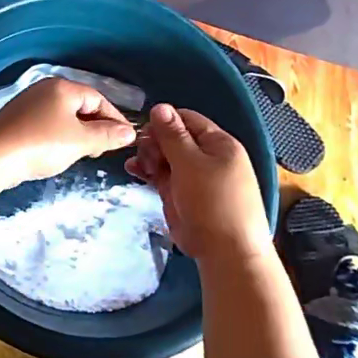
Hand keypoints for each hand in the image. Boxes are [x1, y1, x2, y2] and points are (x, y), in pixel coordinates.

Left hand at [0, 77, 136, 187]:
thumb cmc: (40, 144)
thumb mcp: (81, 141)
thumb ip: (108, 136)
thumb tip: (128, 132)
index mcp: (61, 88)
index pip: (98, 99)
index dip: (114, 119)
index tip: (125, 139)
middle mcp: (43, 90)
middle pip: (80, 106)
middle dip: (95, 127)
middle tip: (101, 149)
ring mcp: (27, 104)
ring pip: (62, 117)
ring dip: (76, 134)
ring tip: (80, 154)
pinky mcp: (16, 120)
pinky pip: (45, 125)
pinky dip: (57, 137)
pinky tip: (56, 153)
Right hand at [126, 104, 270, 264]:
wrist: (224, 250)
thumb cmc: (213, 201)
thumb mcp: (191, 163)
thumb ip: (173, 135)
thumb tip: (159, 106)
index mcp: (218, 144)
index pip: (186, 119)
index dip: (163, 122)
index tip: (145, 132)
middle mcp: (206, 156)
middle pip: (172, 137)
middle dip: (154, 142)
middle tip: (145, 155)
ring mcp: (192, 175)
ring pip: (163, 155)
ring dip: (147, 156)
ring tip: (139, 166)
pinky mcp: (180, 192)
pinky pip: (160, 174)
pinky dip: (147, 170)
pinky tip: (134, 170)